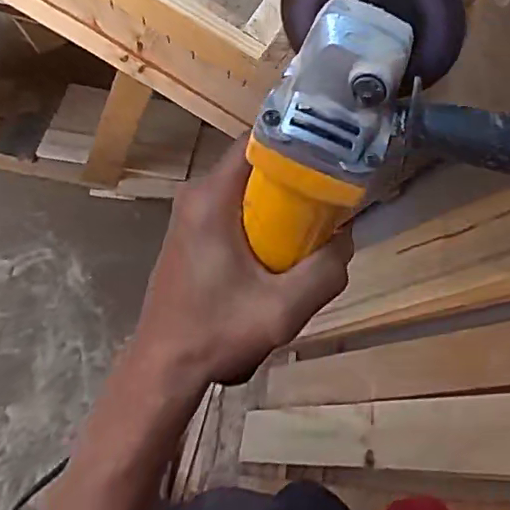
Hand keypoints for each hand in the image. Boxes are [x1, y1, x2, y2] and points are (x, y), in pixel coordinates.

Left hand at [130, 143, 352, 388]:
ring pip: (248, 182)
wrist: (162, 372)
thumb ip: (325, 271)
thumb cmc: (216, 333)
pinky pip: (236, 202)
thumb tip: (346, 237)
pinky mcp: (192, 231)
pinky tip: (285, 238)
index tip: (329, 149)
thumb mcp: (282, 310)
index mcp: (211, 197)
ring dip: (280, 192)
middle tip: (331, 184)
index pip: (258, 138)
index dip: (296, 137)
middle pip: (256, 160)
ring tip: (315, 212)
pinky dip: (263, 209)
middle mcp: (197, 193)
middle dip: (295, 168)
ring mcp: (191, 212)